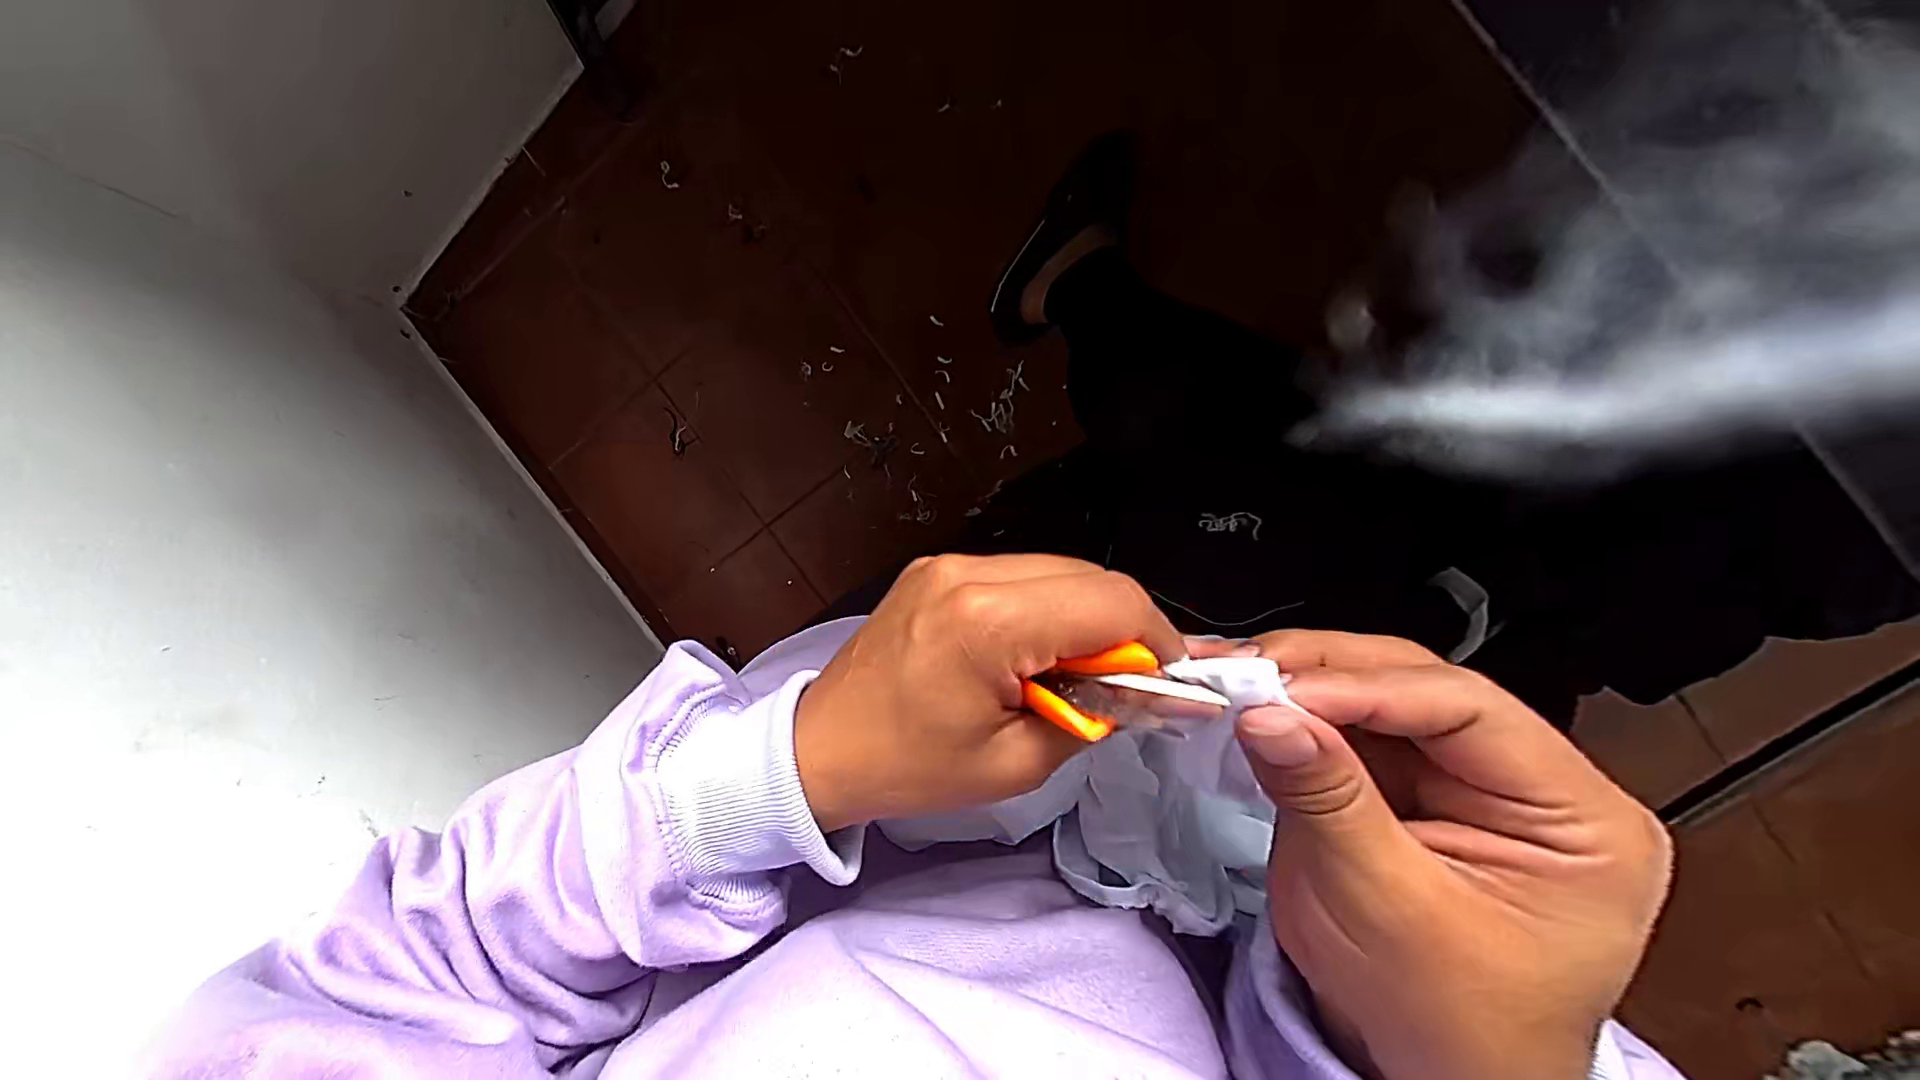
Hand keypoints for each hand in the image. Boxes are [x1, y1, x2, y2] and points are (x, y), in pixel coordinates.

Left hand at [795, 554, 1181, 832]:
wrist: (820, 746)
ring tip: (1068, 672)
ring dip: (1082, 617)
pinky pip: (1019, 575)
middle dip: (1122, 629)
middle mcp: (967, 572)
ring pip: (1058, 571)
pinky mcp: (938, 568)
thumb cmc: (909, 767)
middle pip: (1089, 576)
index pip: (1111, 602)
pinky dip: (1045, 608)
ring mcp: (948, 563)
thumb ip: (1096, 717)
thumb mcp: (1015, 763)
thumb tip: (1152, 691)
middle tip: (1117, 683)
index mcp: (986, 621)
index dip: (1156, 640)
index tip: (1166, 681)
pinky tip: (1029, 651)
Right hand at [1228, 631, 1671, 1079]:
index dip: (1364, 687)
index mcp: (1577, 817)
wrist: (1418, 1068)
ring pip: (1365, 689)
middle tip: (1244, 670)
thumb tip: (1267, 715)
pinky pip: (1335, 722)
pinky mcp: (1394, 776)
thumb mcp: (1385, 906)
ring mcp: (1450, 772)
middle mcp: (1518, 777)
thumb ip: (1326, 797)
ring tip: (1232, 676)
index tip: (1281, 690)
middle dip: (1319, 671)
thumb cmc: (1446, 1019)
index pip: (1464, 708)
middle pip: (1411, 682)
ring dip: (1293, 678)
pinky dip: (1285, 707)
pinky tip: (1245, 697)